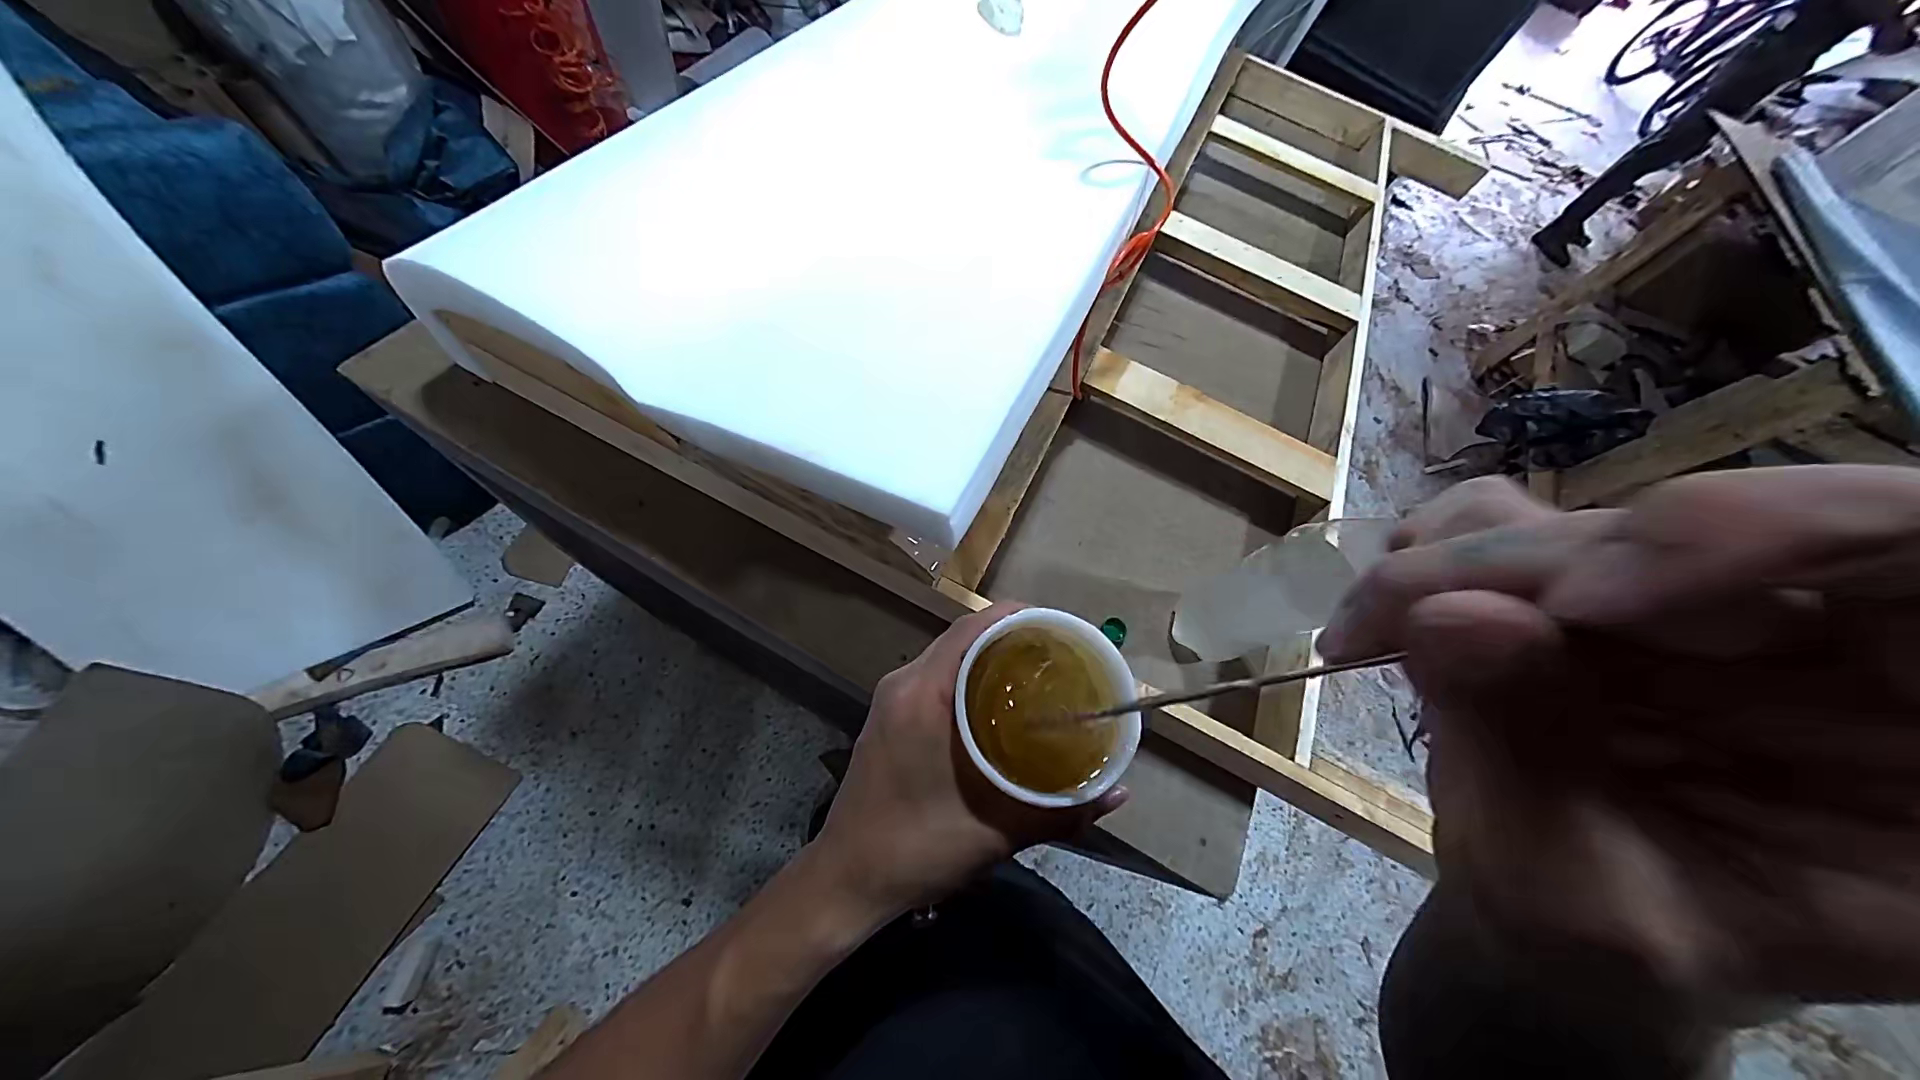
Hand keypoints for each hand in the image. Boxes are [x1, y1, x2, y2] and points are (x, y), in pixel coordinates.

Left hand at [807, 603, 1127, 918]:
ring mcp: (890, 699)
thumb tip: (1118, 793)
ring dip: (987, 659)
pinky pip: (934, 678)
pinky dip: (966, 679)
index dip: (1017, 618)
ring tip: (1035, 676)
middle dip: (1010, 638)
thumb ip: (1060, 810)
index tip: (1060, 630)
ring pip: (947, 658)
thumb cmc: (918, 849)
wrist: (847, 878)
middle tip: (1058, 657)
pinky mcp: (887, 717)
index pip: (971, 629)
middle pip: (961, 638)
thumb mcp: (997, 831)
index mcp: (922, 694)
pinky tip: (996, 704)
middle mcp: (902, 683)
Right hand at [1324, 469, 1919, 1007]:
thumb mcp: (1568, 894)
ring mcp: (1691, 599)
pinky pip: (1507, 517)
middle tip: (1387, 619)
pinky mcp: (1583, 578)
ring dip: (1454, 559)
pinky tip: (1390, 610)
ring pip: (1580, 514)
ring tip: (1366, 630)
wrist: (1551, 919)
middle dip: (1517, 567)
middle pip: (1694, 527)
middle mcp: (1829, 641)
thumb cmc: (1603, 947)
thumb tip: (1441, 614)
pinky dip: (1433, 547)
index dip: (1763, 535)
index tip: (1575, 601)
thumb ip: (1523, 763)